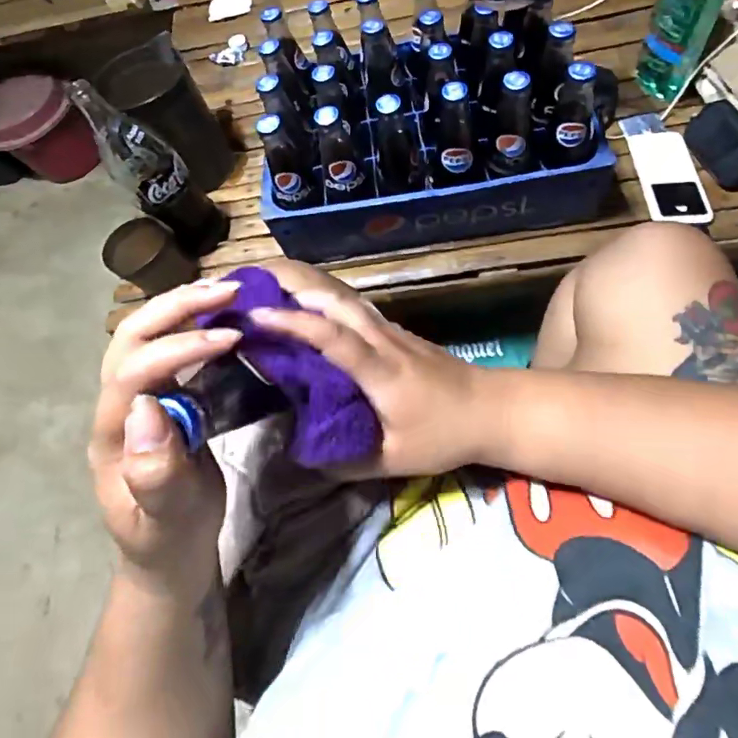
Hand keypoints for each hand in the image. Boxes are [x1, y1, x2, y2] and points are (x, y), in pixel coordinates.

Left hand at [91, 278, 241, 590]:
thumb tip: (147, 408)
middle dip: (175, 307)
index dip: (180, 347)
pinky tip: (221, 313)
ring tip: (225, 289)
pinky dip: (191, 321)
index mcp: (112, 435)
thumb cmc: (167, 542)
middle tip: (227, 290)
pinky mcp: (159, 397)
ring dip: (181, 306)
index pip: (134, 372)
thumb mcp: (165, 523)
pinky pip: (166, 347)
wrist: (168, 556)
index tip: (232, 338)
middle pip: (130, 338)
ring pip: (143, 335)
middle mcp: (116, 407)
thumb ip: (154, 477)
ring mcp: (135, 398)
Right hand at [250, 289, 489, 476]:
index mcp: (381, 370)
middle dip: (289, 281)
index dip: (295, 325)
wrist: (492, 407)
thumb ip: (345, 460)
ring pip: (341, 293)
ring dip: (302, 280)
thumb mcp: (395, 460)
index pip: (333, 338)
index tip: (256, 316)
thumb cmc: (445, 434)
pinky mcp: (390, 329)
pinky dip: (318, 292)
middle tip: (245, 279)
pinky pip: (348, 302)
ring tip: (262, 277)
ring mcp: (387, 329)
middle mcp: (381, 339)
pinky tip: (298, 296)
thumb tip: (298, 455)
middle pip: (334, 298)